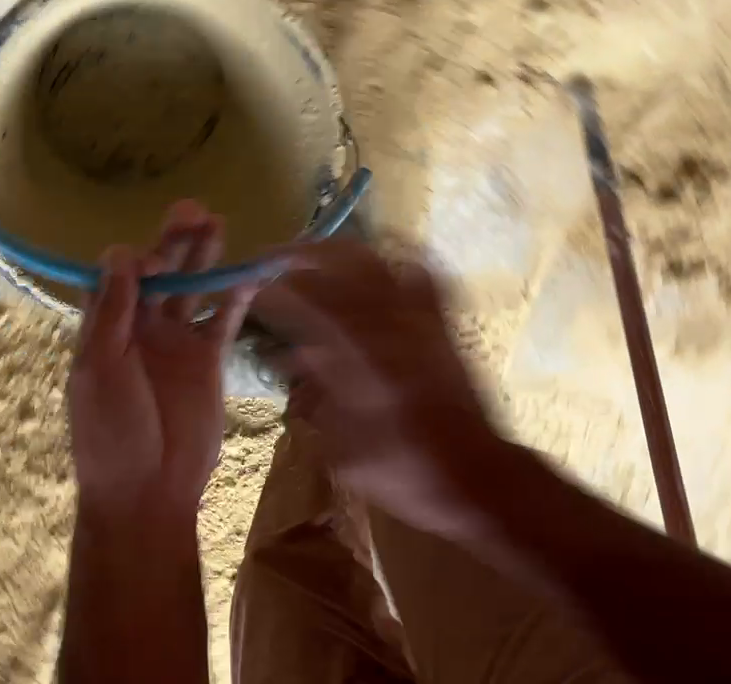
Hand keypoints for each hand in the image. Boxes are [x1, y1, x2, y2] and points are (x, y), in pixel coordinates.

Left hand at [67, 201, 252, 520]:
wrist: (148, 491)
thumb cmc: (111, 431)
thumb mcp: (101, 368)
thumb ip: (113, 311)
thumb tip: (117, 251)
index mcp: (107, 328)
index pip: (121, 276)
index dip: (138, 257)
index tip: (153, 253)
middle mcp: (142, 327)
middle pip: (160, 273)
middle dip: (174, 242)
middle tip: (194, 210)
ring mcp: (177, 341)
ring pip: (192, 287)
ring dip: (203, 256)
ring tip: (218, 221)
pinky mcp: (208, 358)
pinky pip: (223, 318)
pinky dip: (235, 295)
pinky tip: (249, 271)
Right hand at [252, 241, 507, 538]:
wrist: (476, 475)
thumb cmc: (405, 471)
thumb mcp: (344, 447)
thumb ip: (317, 395)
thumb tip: (295, 355)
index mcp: (360, 355)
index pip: (308, 300)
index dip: (276, 289)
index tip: (254, 287)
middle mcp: (391, 323)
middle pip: (341, 260)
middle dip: (302, 255)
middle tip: (277, 262)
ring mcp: (422, 316)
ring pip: (377, 258)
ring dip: (339, 254)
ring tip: (316, 260)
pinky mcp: (444, 321)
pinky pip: (419, 272)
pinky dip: (392, 262)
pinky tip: (376, 269)